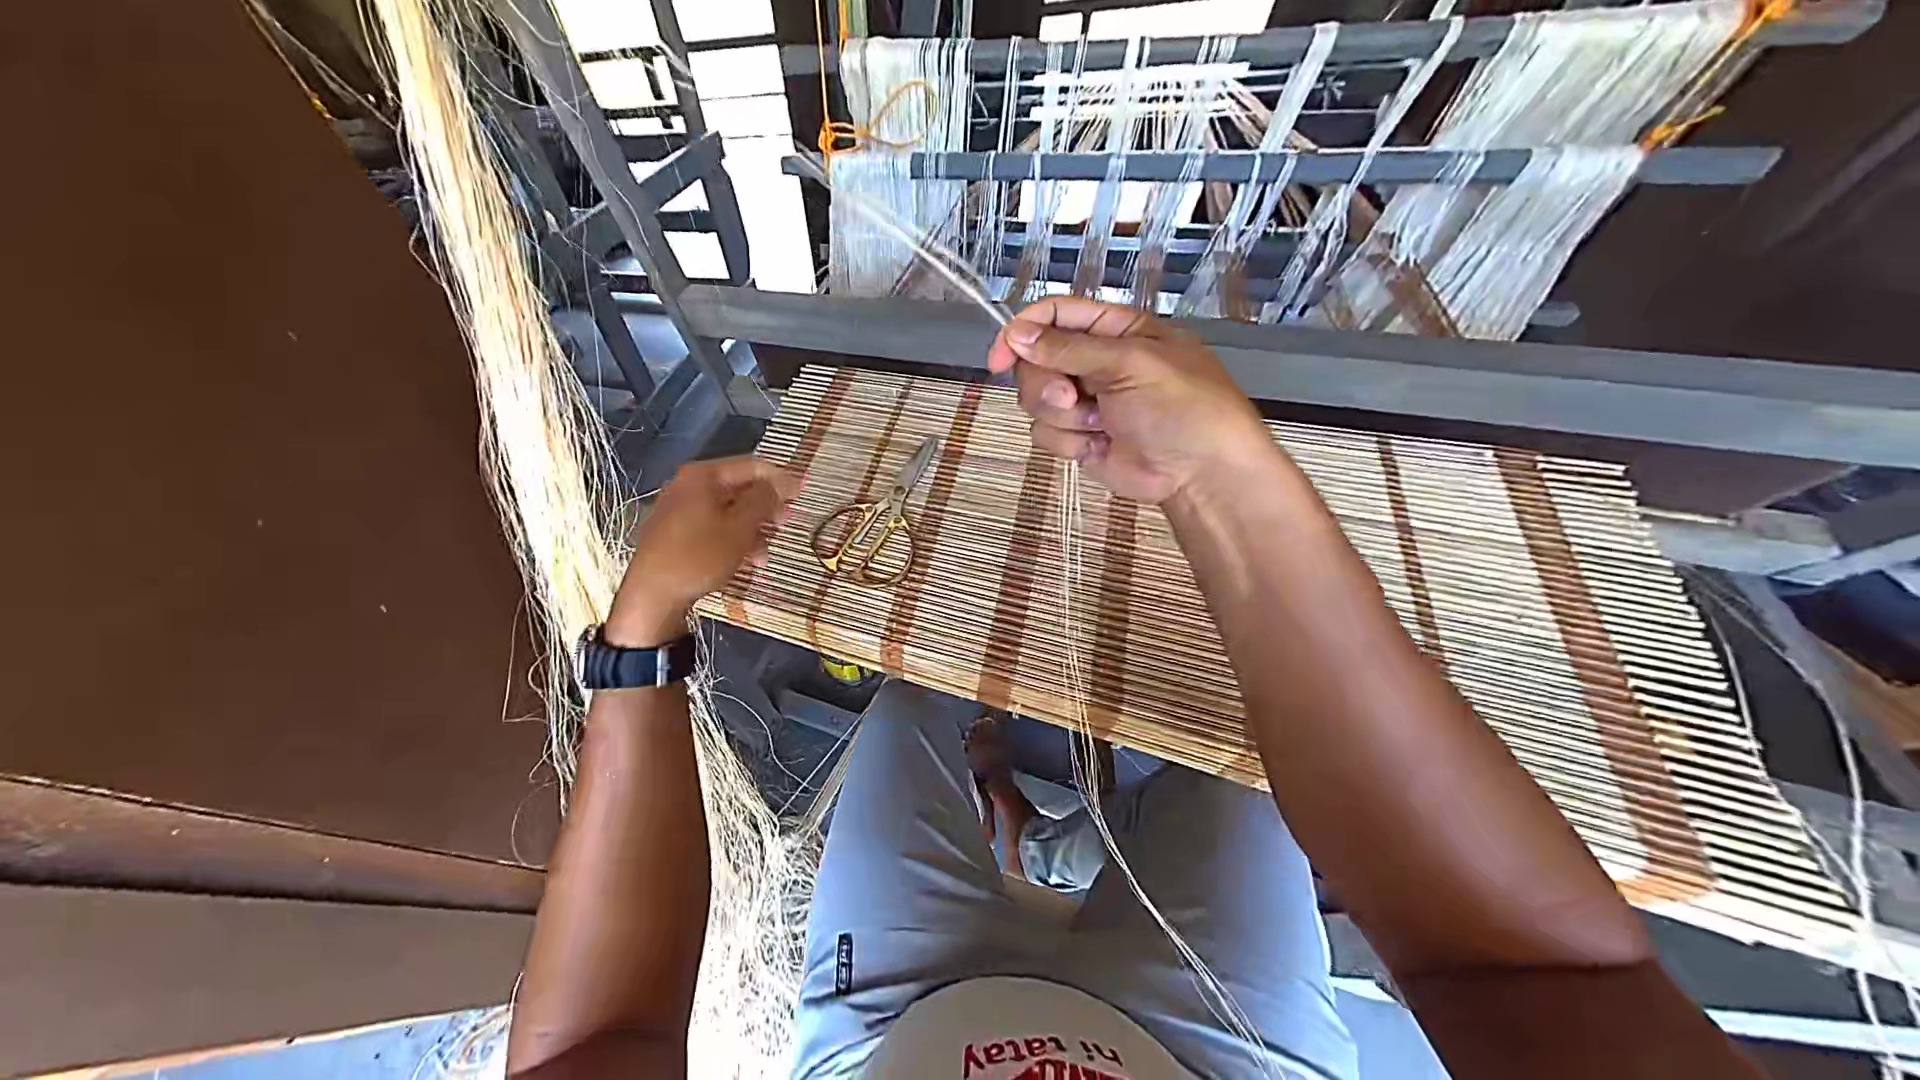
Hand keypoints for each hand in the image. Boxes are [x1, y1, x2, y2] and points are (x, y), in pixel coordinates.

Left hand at [604, 456, 798, 645]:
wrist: (652, 595)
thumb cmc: (700, 556)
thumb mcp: (740, 527)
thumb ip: (764, 500)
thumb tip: (780, 483)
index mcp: (703, 476)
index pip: (752, 466)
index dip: (781, 479)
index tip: (803, 492)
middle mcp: (688, 485)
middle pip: (739, 488)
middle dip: (766, 507)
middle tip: (786, 522)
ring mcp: (679, 508)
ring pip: (728, 511)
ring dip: (753, 529)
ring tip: (765, 554)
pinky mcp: (675, 532)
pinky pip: (713, 526)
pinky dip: (733, 538)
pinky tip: (746, 560)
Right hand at [985, 297, 1276, 503]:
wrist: (1199, 473)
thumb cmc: (1183, 407)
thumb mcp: (1130, 363)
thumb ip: (1070, 348)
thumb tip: (1018, 334)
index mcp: (1114, 331)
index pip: (1055, 316)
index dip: (1022, 332)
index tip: (1000, 357)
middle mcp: (1095, 363)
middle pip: (1035, 361)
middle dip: (1046, 384)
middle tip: (1071, 398)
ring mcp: (1085, 402)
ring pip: (1035, 400)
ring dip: (1062, 416)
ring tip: (1099, 425)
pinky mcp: (1079, 437)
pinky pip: (1045, 433)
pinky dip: (1069, 442)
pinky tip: (1099, 445)